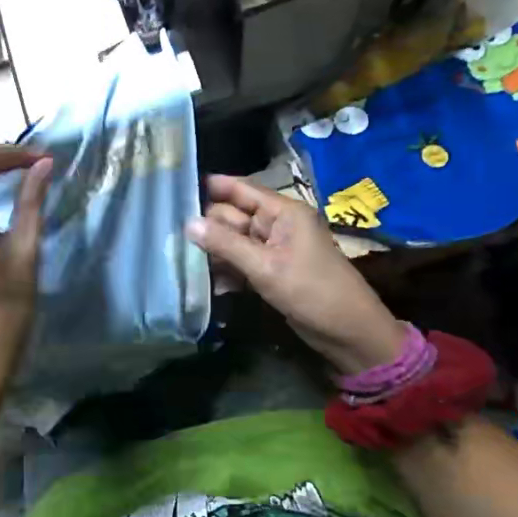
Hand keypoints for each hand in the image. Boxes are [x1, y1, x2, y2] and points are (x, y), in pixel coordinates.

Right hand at [187, 174, 409, 374]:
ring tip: (182, 261)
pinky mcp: (271, 272)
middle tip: (171, 237)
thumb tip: (188, 223)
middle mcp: (277, 225)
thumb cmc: (311, 291)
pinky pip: (241, 263)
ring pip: (234, 242)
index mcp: (283, 212)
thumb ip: (225, 245)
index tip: (177, 186)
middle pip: (233, 217)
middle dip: (207, 227)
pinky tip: (208, 284)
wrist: (346, 330)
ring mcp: (274, 250)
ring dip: (213, 253)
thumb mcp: (265, 267)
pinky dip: (227, 271)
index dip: (213, 186)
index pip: (242, 190)